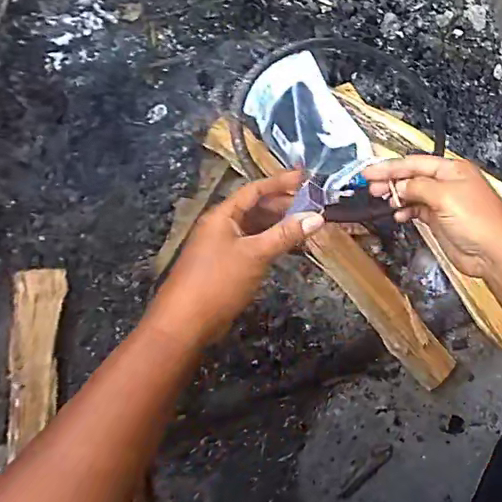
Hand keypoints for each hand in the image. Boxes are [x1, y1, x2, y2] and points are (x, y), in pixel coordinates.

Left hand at [145, 169, 324, 344]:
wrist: (185, 323)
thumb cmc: (217, 281)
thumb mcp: (255, 254)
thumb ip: (285, 234)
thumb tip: (316, 217)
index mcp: (223, 215)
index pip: (255, 190)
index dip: (280, 182)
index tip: (305, 178)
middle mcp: (222, 226)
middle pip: (256, 207)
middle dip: (284, 205)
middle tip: (313, 206)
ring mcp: (223, 246)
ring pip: (256, 227)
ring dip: (280, 225)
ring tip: (307, 226)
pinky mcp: (227, 265)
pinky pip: (254, 245)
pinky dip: (272, 243)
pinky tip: (290, 248)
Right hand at [362, 155, 501, 277]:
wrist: (493, 253)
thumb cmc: (481, 222)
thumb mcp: (444, 196)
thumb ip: (418, 187)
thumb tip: (400, 185)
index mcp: (452, 170)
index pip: (415, 163)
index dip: (390, 167)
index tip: (371, 171)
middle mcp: (448, 183)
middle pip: (412, 176)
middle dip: (390, 179)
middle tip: (370, 184)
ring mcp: (444, 202)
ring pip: (413, 193)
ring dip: (396, 195)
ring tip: (380, 198)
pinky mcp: (441, 220)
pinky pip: (417, 210)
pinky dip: (405, 211)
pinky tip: (398, 214)